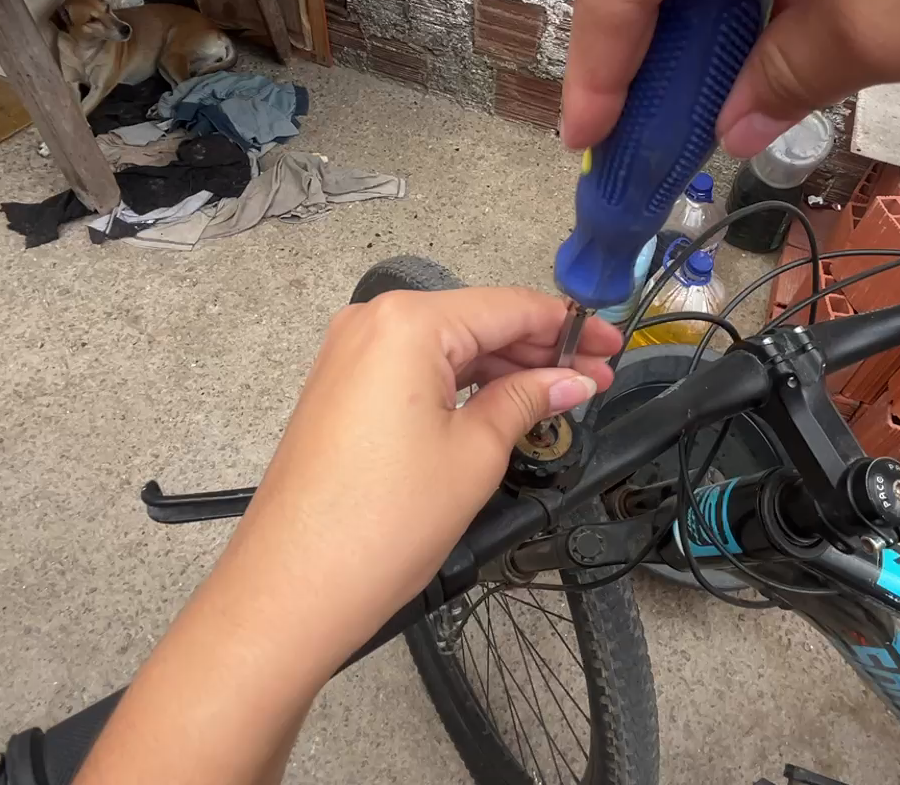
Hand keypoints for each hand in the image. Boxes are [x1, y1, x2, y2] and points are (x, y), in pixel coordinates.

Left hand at [223, 285, 620, 666]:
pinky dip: (462, 383)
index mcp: (408, 323)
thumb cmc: (380, 523)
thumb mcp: (475, 453)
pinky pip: (418, 368)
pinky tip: (503, 400)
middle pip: (477, 321)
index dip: (568, 326)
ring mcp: (351, 354)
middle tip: (593, 375)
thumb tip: (571, 380)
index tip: (609, 345)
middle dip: (539, 349)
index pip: (508, 307)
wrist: (290, 592)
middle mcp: (373, 323)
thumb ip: (527, 400)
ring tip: (559, 392)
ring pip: (448, 346)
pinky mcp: (343, 387)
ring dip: (503, 367)